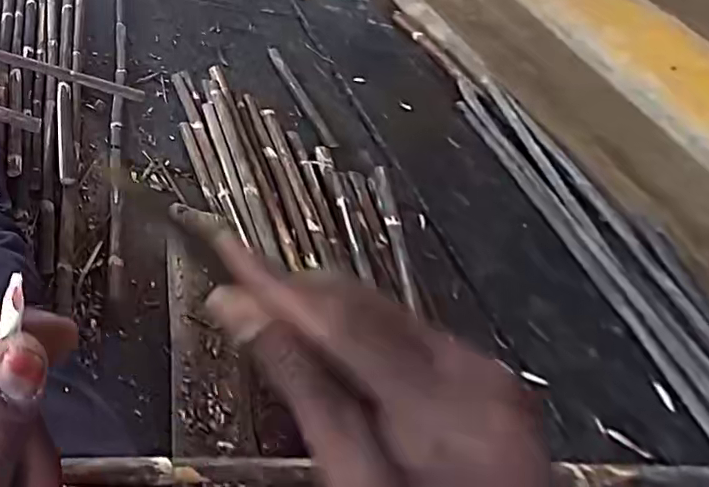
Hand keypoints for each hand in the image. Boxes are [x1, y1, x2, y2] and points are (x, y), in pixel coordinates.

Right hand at [200, 215, 547, 486]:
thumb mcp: (354, 476)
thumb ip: (300, 388)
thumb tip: (236, 309)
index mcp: (441, 406)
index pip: (332, 315)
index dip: (269, 279)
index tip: (225, 245)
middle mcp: (471, 377)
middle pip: (352, 303)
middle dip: (289, 296)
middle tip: (237, 302)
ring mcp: (482, 375)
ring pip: (368, 307)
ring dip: (314, 309)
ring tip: (272, 322)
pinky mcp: (479, 377)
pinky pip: (393, 325)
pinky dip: (345, 326)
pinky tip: (321, 343)